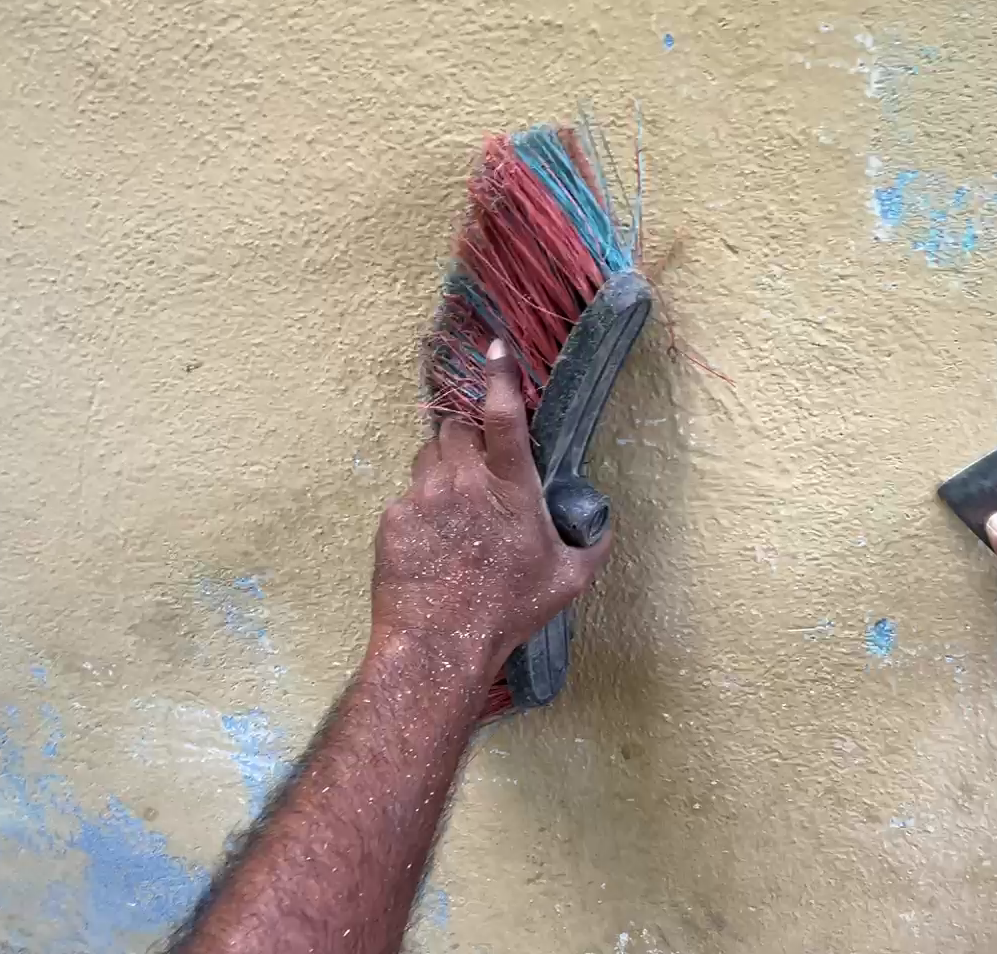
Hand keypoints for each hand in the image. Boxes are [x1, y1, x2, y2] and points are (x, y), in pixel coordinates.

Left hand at [372, 339, 609, 678]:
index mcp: (511, 488)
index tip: (496, 349)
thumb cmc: (509, 609)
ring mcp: (423, 497)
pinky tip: (432, 538)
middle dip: (468, 435)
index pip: (505, 417)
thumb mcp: (569, 579)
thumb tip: (603, 524)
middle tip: (478, 465)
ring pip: (428, 454)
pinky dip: (421, 503)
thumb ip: (592, 543)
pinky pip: (407, 493)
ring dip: (443, 464)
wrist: (439, 646)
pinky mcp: (393, 518)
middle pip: (457, 427)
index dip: (501, 378)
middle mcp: (465, 481)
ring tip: (454, 500)